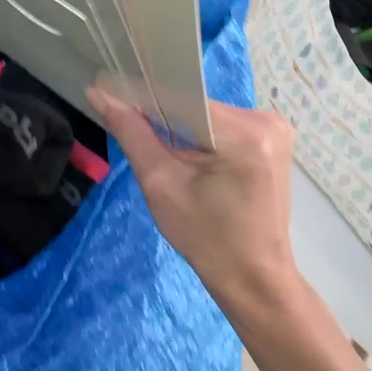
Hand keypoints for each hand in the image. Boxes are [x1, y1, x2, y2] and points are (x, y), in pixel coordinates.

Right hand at [87, 87, 297, 300]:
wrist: (253, 280)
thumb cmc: (206, 238)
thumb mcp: (159, 183)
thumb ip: (130, 131)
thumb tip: (97, 91)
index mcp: (243, 133)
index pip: (179, 97)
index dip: (143, 102)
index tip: (116, 110)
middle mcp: (264, 121)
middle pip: (193, 103)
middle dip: (165, 121)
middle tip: (149, 150)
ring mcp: (273, 128)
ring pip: (204, 111)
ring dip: (182, 129)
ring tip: (172, 160)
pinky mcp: (272, 139)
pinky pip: (220, 123)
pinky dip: (200, 136)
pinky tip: (193, 163)